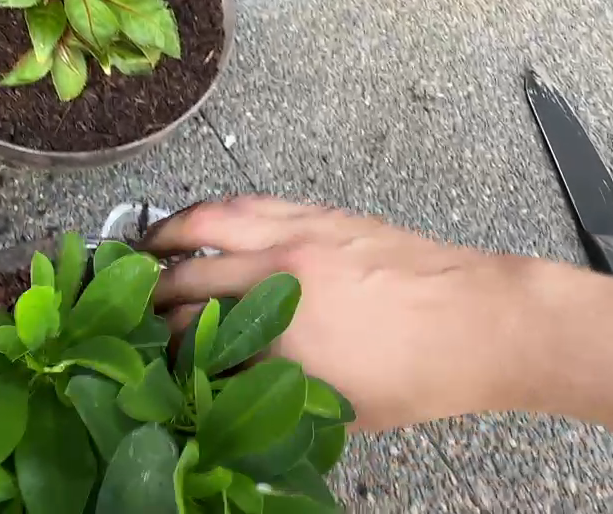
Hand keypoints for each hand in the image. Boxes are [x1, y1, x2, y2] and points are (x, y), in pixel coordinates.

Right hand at [145, 195, 556, 431]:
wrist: (475, 318)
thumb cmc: (416, 376)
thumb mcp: (340, 410)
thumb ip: (273, 396)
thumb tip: (223, 385)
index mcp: (285, 338)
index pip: (200, 336)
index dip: (169, 344)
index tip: (155, 349)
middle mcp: (280, 276)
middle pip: (193, 277)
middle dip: (155, 291)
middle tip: (136, 300)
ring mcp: (296, 235)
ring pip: (210, 221)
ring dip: (170, 231)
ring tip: (148, 243)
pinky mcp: (312, 212)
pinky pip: (246, 202)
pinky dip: (211, 209)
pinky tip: (200, 218)